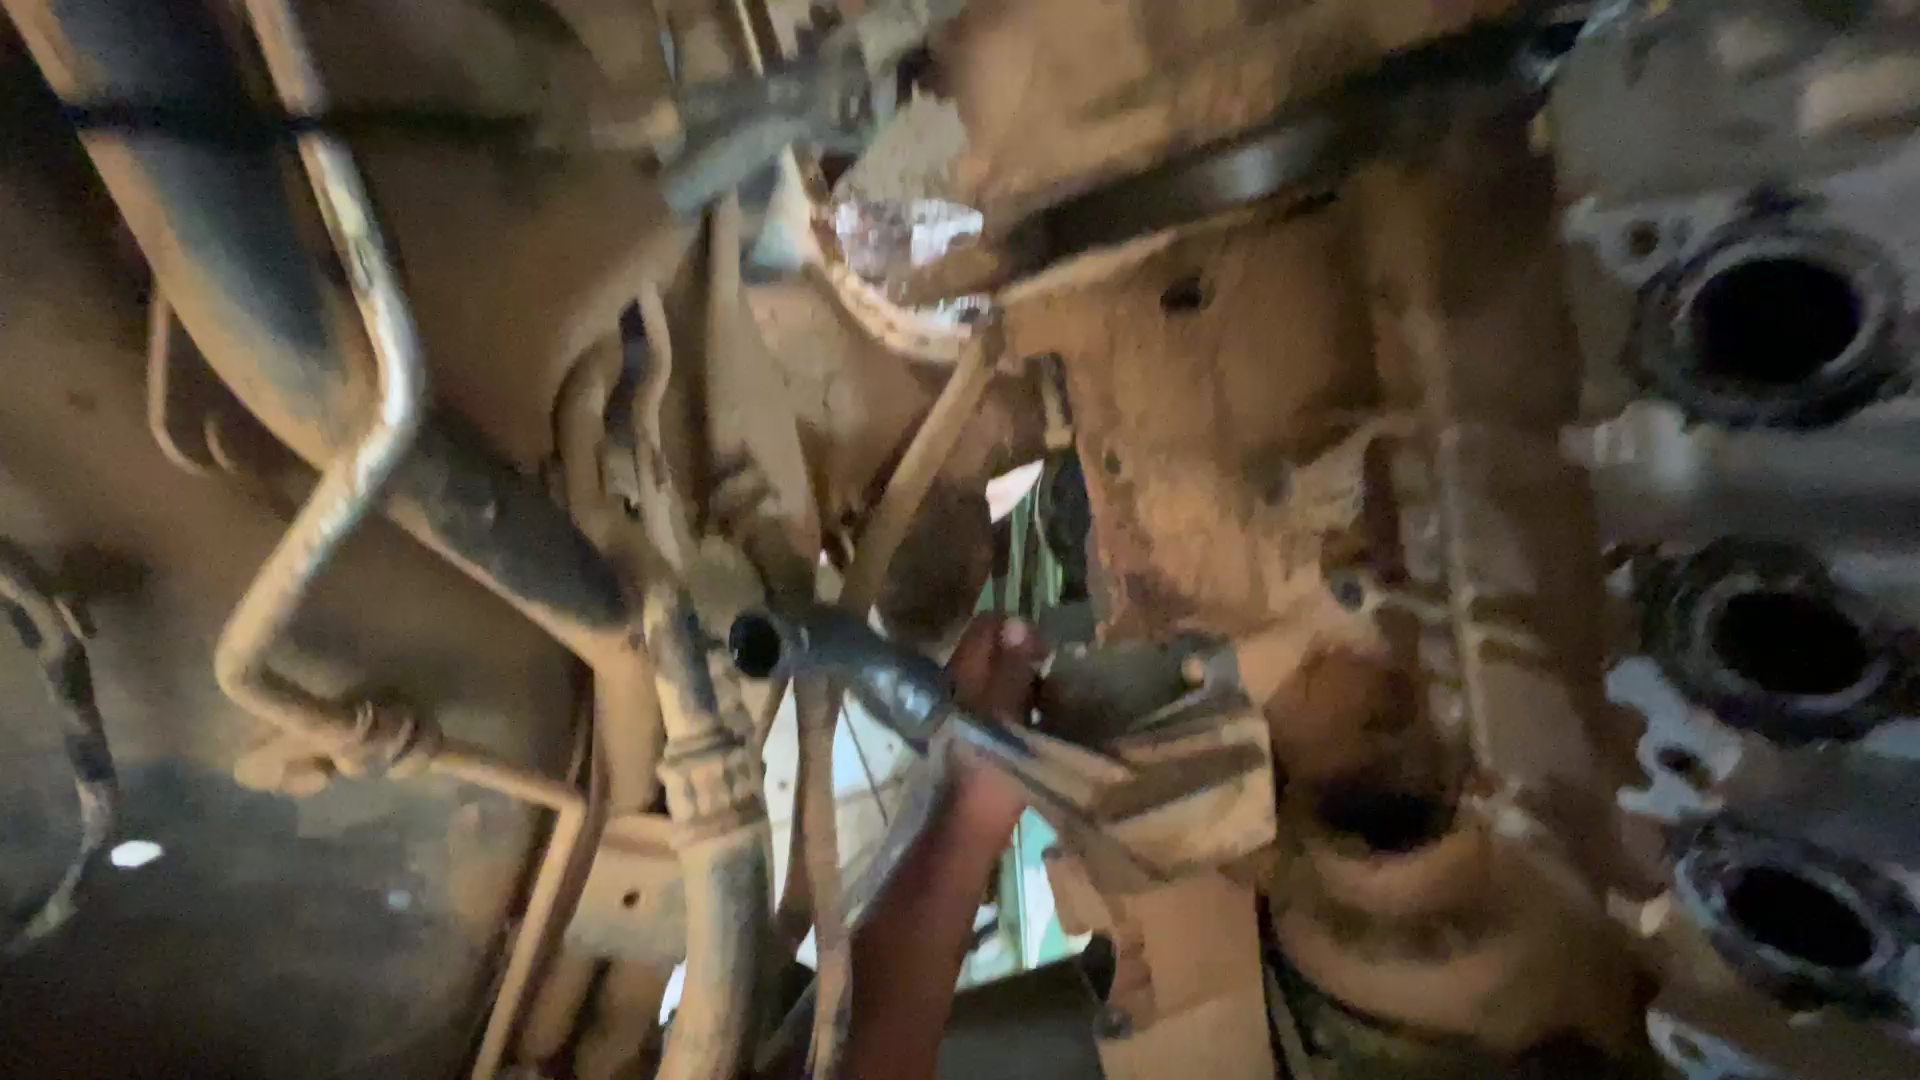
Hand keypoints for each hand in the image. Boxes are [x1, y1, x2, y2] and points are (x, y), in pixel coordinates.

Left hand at [942, 614, 1047, 836]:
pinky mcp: (980, 735)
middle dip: (1027, 654)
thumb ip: (1012, 668)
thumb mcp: (1006, 712)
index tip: (1048, 647)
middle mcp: (960, 685)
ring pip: (1001, 678)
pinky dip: (1024, 705)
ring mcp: (968, 710)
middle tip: (1060, 672)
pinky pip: (1005, 704)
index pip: (987, 625)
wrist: (970, 826)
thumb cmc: (990, 765)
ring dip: (1028, 681)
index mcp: (963, 673)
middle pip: (995, 651)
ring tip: (1059, 696)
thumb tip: (1018, 621)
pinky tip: (1047, 720)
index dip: (1018, 627)